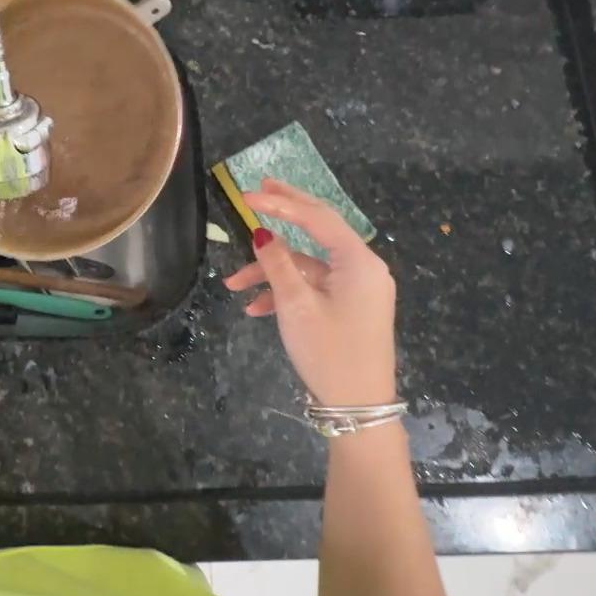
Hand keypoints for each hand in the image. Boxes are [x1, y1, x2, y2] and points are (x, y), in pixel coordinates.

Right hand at [222, 178, 396, 405]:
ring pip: (306, 264)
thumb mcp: (296, 306)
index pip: (316, 218)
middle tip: (260, 189)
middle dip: (285, 213)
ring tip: (233, 284)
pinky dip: (284, 292)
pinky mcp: (348, 306)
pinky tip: (255, 309)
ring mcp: (356, 288)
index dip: (280, 203)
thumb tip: (261, 233)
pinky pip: (312, 287)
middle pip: (319, 228)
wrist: (358, 406)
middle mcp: (362, 268)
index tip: (247, 196)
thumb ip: (277, 265)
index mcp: (358, 262)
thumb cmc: (330, 351)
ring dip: (270, 271)